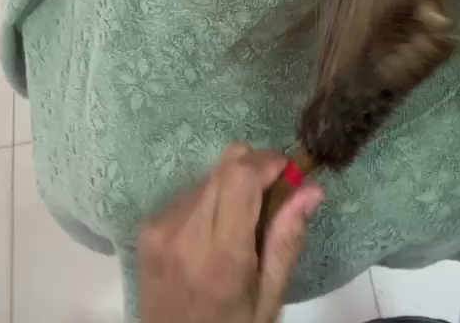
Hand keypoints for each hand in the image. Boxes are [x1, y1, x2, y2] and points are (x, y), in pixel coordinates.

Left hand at [137, 143, 324, 322]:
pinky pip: (189, 193)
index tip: (287, 171)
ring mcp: (161, 225)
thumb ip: (287, 240)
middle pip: (226, 165)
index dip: (268, 161)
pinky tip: (210, 234)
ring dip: (230, 186)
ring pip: (209, 176)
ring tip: (237, 225)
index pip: (241, 176)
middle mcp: (185, 231)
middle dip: (254, 167)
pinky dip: (208, 201)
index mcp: (221, 255)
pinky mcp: (147, 225)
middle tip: (270, 195)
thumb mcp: (268, 298)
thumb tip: (312, 189)